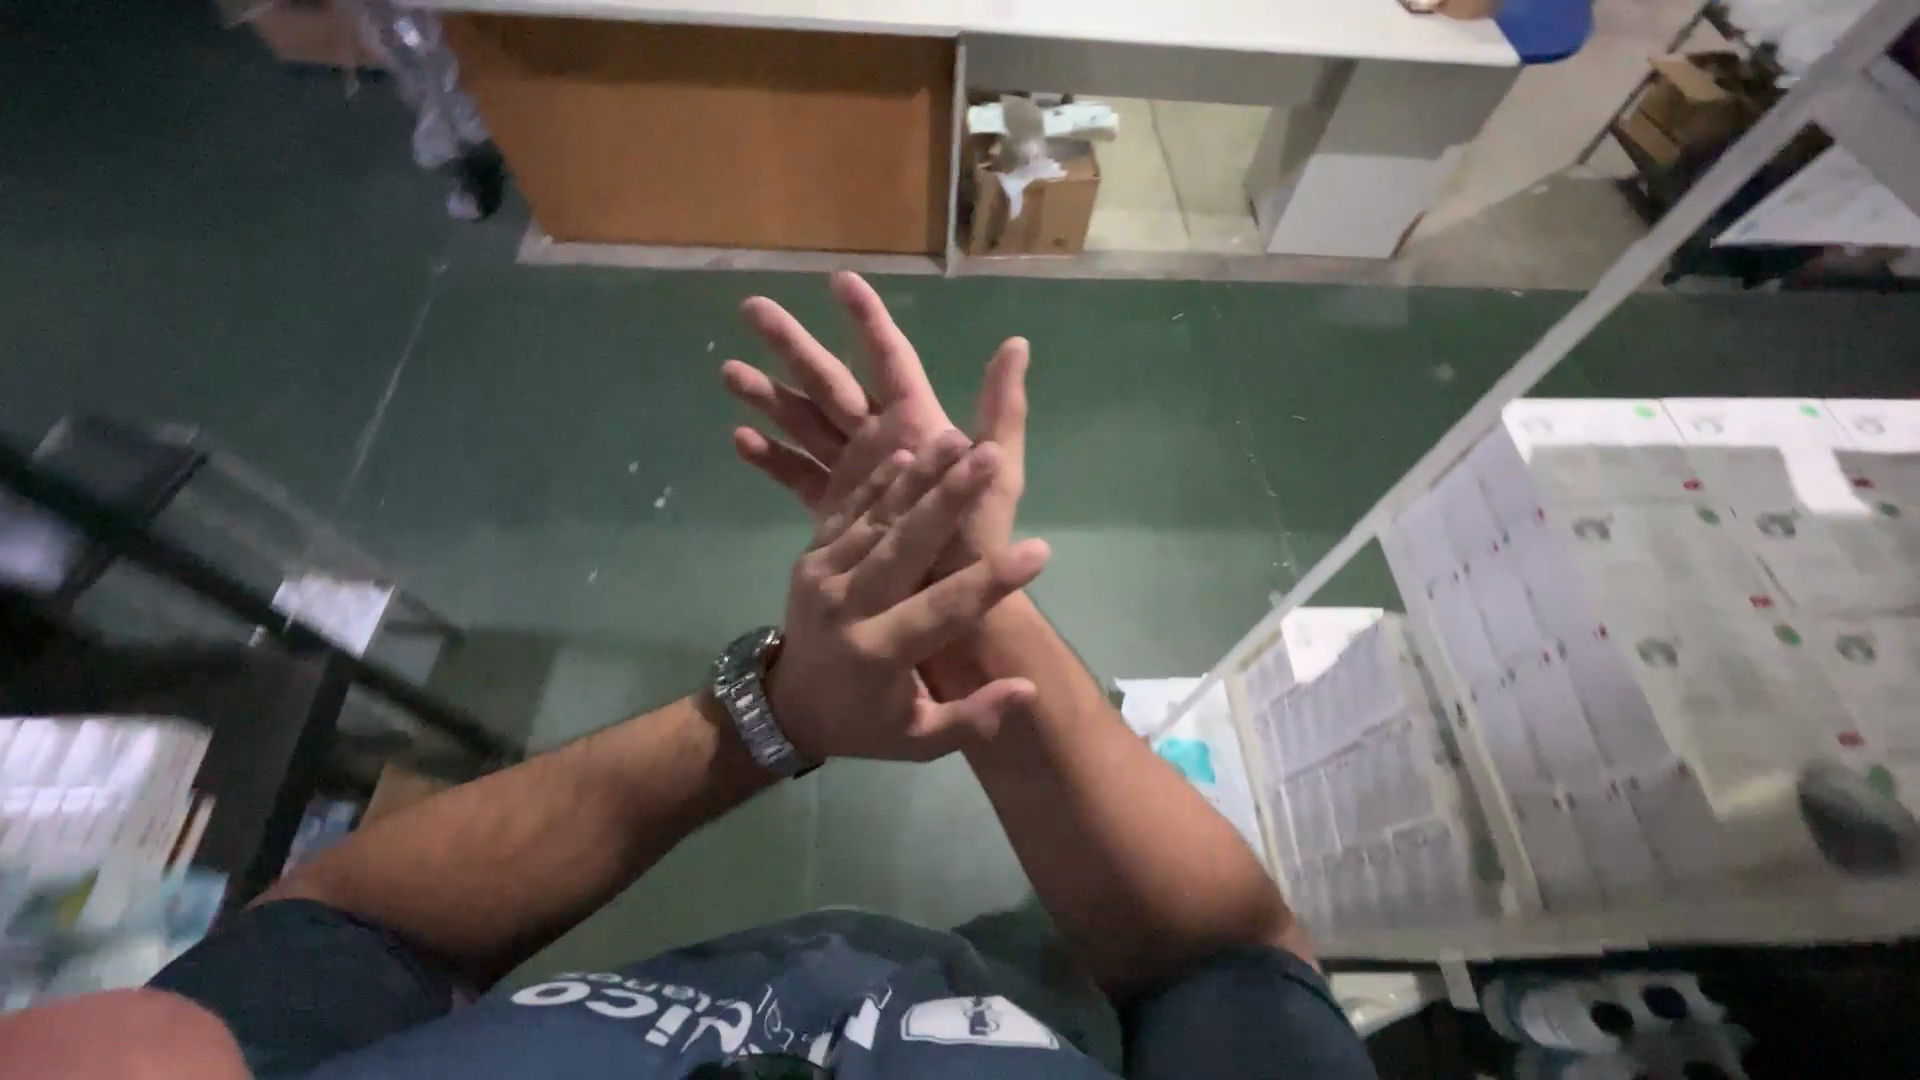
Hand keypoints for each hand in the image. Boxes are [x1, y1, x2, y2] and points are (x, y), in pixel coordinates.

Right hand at [722, 272, 1028, 571]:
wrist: (956, 603)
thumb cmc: (979, 539)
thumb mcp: (998, 474)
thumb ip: (1002, 412)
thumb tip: (1015, 343)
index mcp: (918, 424)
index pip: (889, 359)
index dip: (866, 320)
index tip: (840, 280)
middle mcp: (883, 440)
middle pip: (831, 383)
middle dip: (792, 347)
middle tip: (751, 309)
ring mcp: (858, 474)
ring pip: (806, 423)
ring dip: (770, 398)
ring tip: (729, 372)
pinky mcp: (839, 508)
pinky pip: (799, 476)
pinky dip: (771, 459)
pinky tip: (739, 441)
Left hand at [769, 430, 1049, 761]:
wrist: (787, 705)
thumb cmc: (865, 724)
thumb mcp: (918, 740)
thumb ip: (972, 718)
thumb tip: (1028, 688)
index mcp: (876, 654)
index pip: (943, 611)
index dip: (991, 583)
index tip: (1039, 551)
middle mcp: (845, 607)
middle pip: (903, 545)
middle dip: (950, 499)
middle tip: (990, 456)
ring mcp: (821, 574)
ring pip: (876, 517)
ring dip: (918, 476)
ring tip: (956, 437)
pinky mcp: (810, 555)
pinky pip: (845, 511)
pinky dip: (876, 481)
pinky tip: (908, 451)